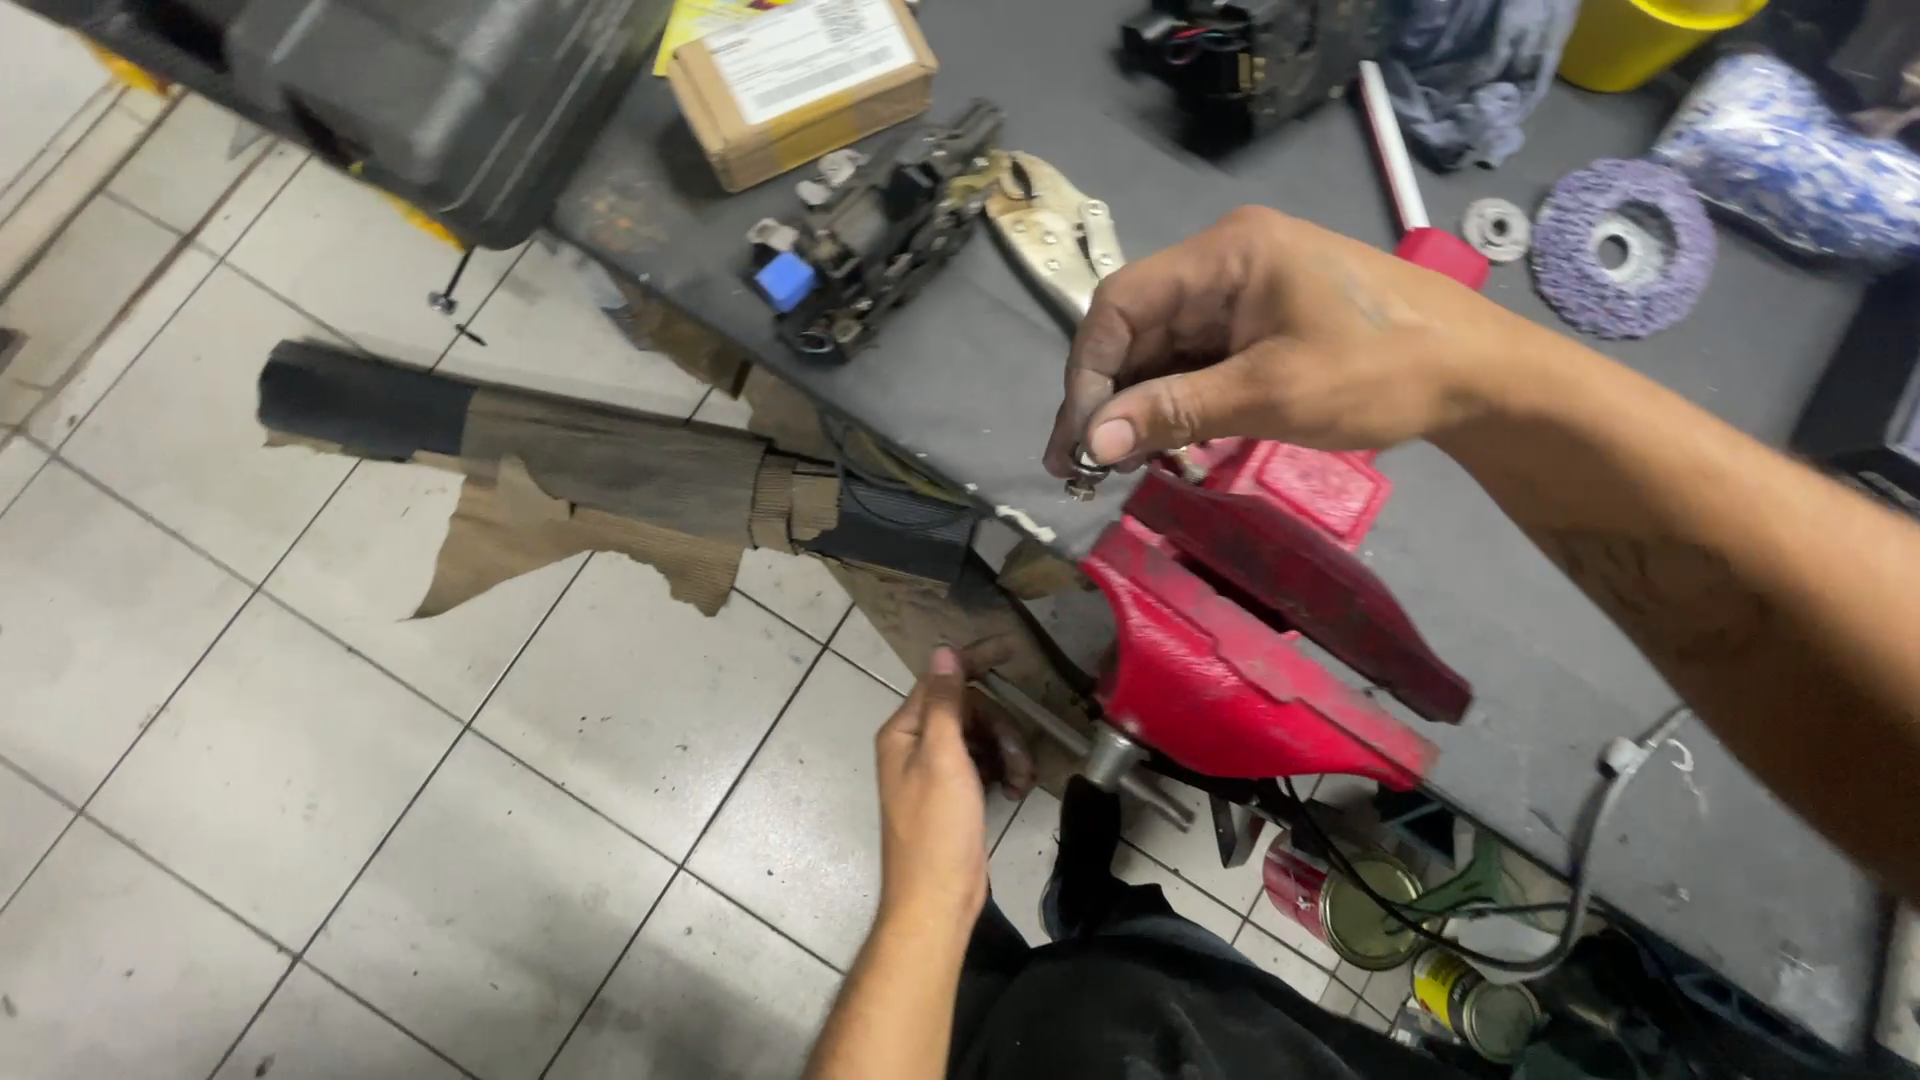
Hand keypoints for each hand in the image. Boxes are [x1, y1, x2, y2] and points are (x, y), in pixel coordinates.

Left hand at [873, 645, 1033, 933]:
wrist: (938, 899)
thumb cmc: (937, 827)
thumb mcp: (943, 757)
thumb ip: (945, 702)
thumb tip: (943, 651)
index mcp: (904, 730)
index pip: (942, 680)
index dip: (976, 663)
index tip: (1012, 649)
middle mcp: (916, 744)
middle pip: (968, 710)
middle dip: (1000, 727)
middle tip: (1019, 755)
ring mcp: (936, 769)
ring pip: (981, 736)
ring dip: (1007, 752)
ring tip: (1021, 780)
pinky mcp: (956, 792)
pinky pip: (984, 763)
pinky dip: (1003, 771)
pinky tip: (1016, 791)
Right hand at [1043, 205, 1548, 475]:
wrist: (1479, 376)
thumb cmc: (1383, 371)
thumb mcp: (1272, 394)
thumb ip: (1174, 411)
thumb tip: (1091, 441)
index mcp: (1225, 255)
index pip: (1120, 305)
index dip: (1087, 372)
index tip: (1078, 437)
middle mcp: (1221, 266)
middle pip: (1133, 331)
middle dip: (1104, 400)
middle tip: (1079, 466)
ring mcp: (1237, 297)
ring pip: (1157, 353)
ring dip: (1134, 409)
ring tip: (1111, 467)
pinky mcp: (1252, 328)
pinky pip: (1189, 365)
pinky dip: (1169, 407)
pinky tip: (1158, 448)